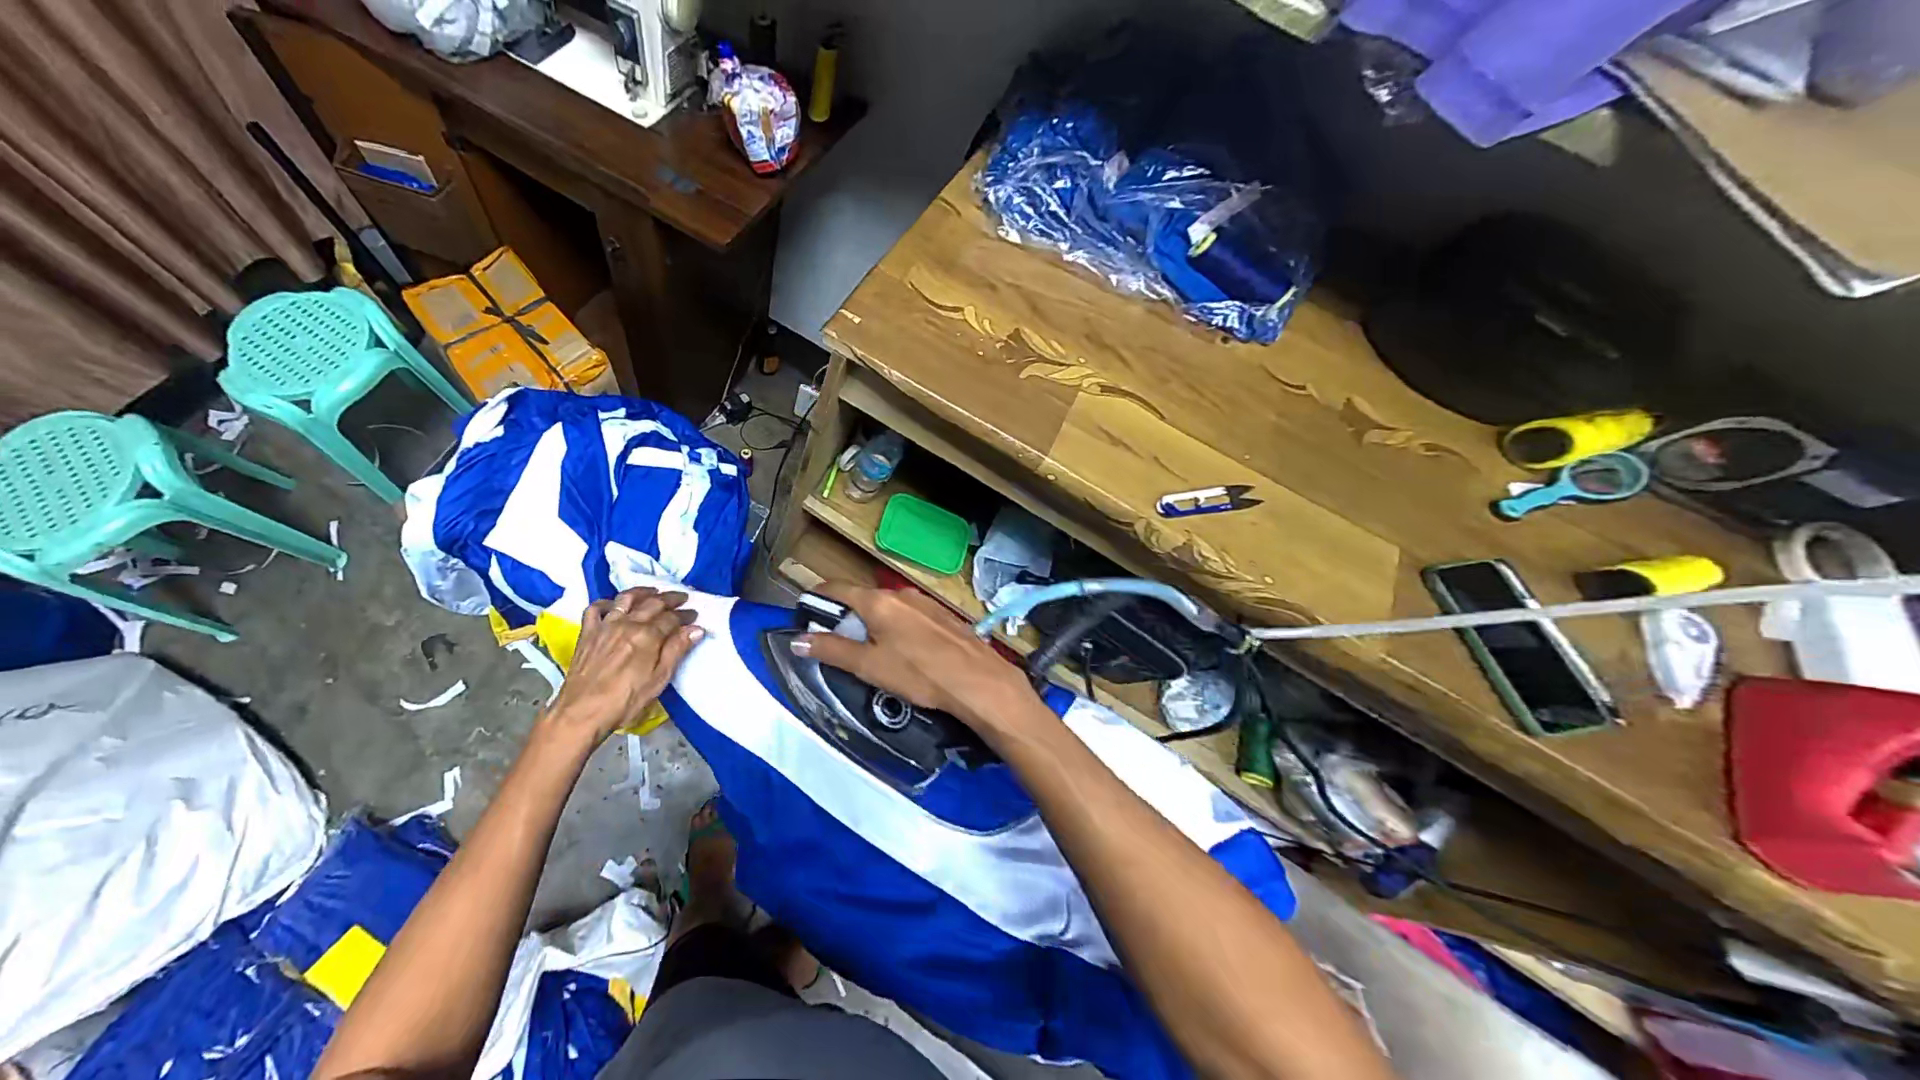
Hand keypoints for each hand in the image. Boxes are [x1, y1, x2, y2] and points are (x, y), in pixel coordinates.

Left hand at [541, 588, 703, 748]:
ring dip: (642, 592)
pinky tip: (614, 605)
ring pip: (626, 599)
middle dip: (670, 599)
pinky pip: (595, 609)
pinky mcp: (588, 633)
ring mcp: (605, 626)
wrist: (582, 712)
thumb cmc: (625, 700)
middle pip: (652, 603)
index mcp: (648, 636)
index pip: (672, 618)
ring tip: (653, 592)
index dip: (685, 615)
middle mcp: (627, 624)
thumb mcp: (659, 679)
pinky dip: (607, 602)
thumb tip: (696, 629)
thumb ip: (677, 650)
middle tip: (682, 598)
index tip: (694, 615)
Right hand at [795, 582, 1041, 742]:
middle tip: (839, 646)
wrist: (978, 681)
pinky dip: (896, 628)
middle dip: (845, 617)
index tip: (806, 616)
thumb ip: (831, 650)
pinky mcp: (942, 616)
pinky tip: (905, 654)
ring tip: (873, 655)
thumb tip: (796, 639)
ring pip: (887, 608)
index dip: (817, 599)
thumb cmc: (919, 674)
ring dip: (872, 624)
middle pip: (862, 598)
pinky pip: (909, 616)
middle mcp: (901, 594)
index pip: (836, 588)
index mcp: (878, 601)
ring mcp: (925, 602)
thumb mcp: (869, 666)